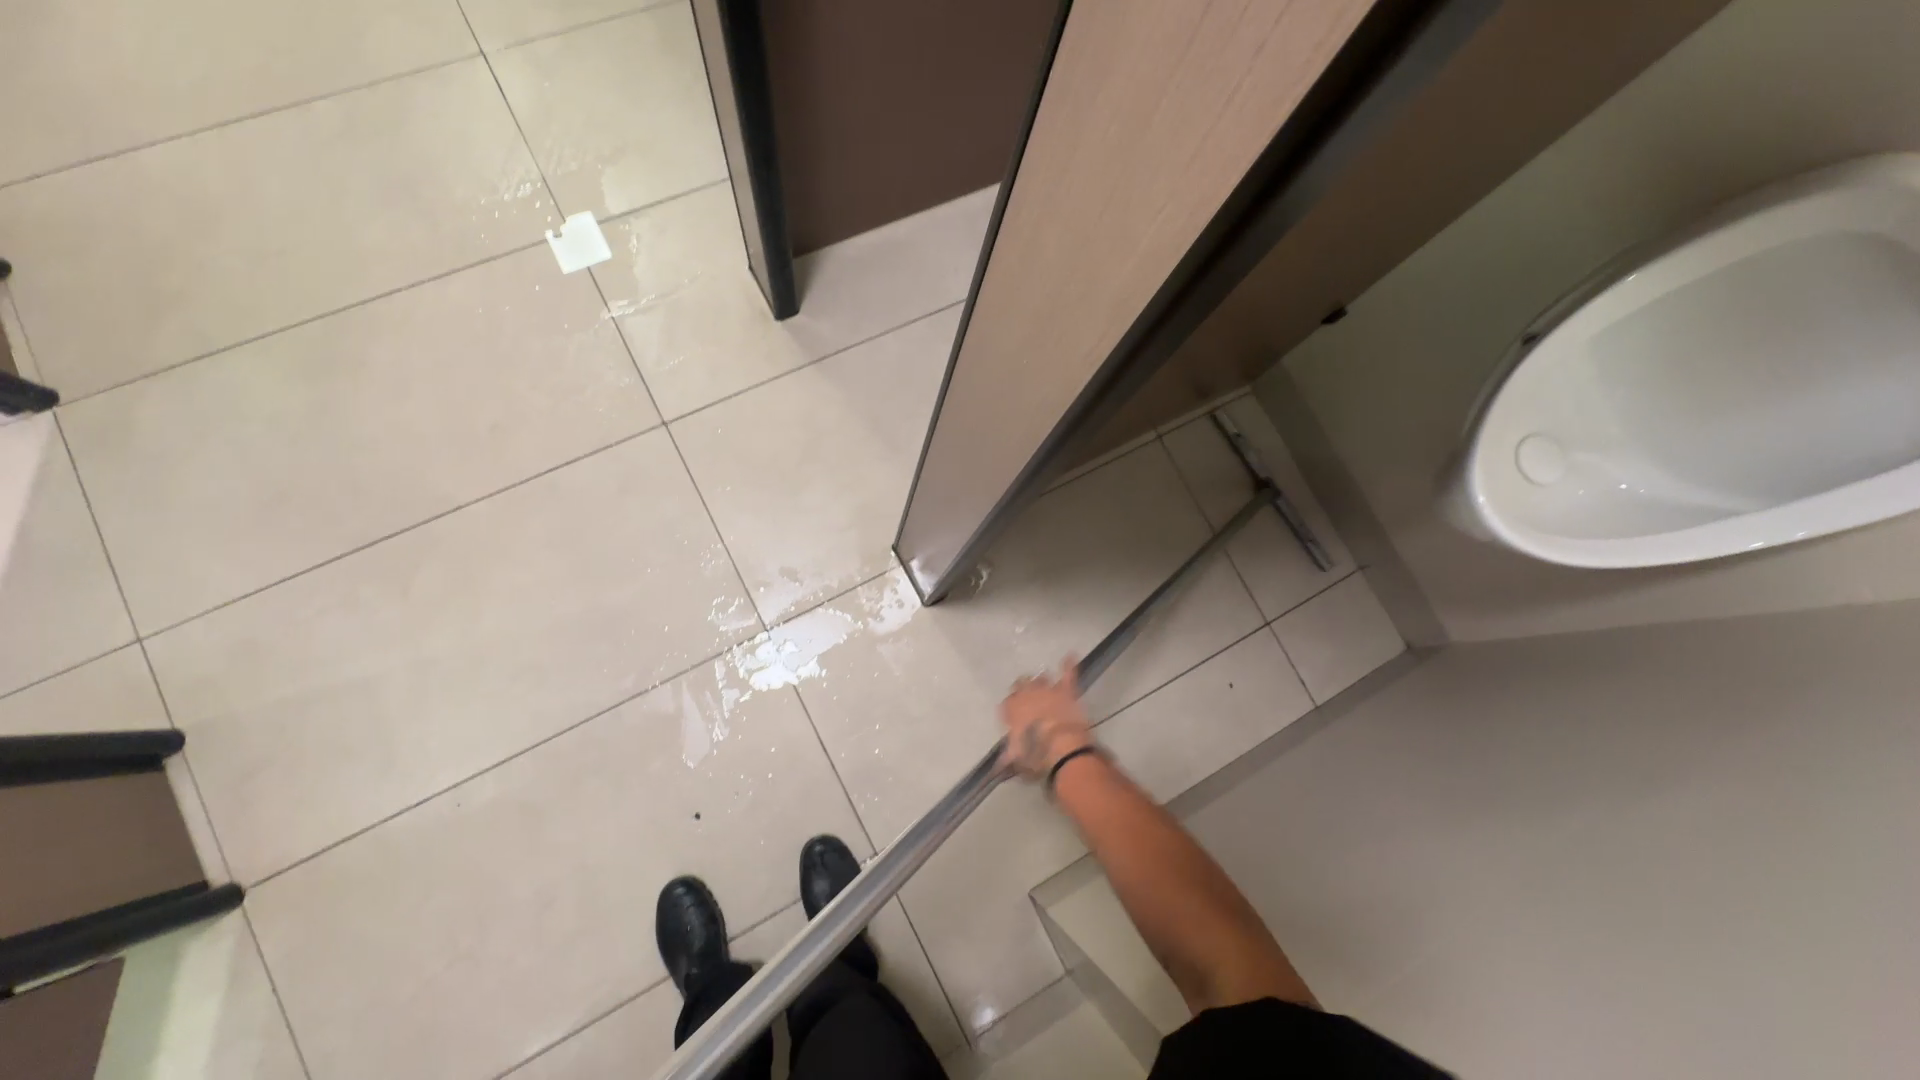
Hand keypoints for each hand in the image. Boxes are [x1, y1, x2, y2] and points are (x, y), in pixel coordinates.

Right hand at [998, 658, 1095, 779]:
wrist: (1062, 747)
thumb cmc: (1035, 755)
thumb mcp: (1016, 761)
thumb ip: (1007, 761)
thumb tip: (996, 770)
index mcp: (1011, 710)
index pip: (1006, 705)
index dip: (1011, 711)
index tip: (1015, 719)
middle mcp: (1026, 695)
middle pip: (1021, 686)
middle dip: (1024, 691)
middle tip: (1030, 702)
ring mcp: (1047, 690)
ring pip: (1040, 679)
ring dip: (1042, 683)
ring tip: (1045, 688)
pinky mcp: (1066, 691)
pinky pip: (1068, 672)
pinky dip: (1069, 665)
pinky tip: (1071, 656)